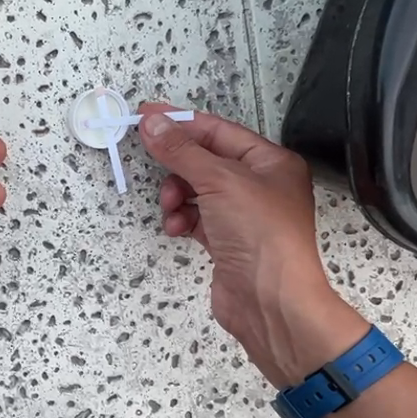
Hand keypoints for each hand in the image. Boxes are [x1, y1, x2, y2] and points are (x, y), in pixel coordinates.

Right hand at [137, 105, 366, 388]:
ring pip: (197, 191)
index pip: (219, 131)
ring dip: (176, 196)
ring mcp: (243, 215)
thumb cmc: (259, 234)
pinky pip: (196, 218)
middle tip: (152, 165)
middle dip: (177, 166)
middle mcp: (260, 185)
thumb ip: (181, 150)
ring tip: (171, 209)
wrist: (271, 302)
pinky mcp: (227, 241)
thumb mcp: (218, 181)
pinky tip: (176, 229)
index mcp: (270, 162)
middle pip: (205, 161)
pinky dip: (182, 220)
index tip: (146, 115)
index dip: (181, 122)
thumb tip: (152, 122)